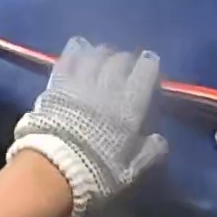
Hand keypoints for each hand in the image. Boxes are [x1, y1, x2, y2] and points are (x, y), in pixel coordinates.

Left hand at [9, 38, 167, 216]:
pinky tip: (78, 46)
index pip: (144, 74)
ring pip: (94, 55)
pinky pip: (68, 57)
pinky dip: (75, 49)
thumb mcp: (133, 170)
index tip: (150, 60)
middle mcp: (106, 87)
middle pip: (118, 60)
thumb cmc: (98, 170)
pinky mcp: (58, 82)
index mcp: (129, 107)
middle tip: (126, 61)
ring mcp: (80, 81)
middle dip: (125, 58)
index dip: (149, 64)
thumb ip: (150, 153)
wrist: (56, 163)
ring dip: (102, 52)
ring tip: (104, 53)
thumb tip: (160, 139)